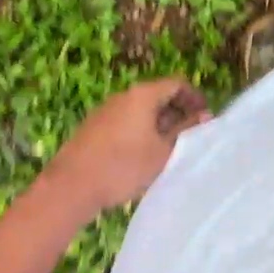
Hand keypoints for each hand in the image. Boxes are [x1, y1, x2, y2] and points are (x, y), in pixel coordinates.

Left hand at [41, 79, 210, 215]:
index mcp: (143, 94)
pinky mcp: (92, 128)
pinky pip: (124, 122)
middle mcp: (124, 96)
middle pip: (158, 96)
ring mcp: (105, 111)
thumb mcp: (163, 151)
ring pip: (140, 111)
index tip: (205, 118)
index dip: (195, 98)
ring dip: (157, 125)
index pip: (177, 84)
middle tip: (187, 137)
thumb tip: (205, 116)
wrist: (68, 188)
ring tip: (165, 150)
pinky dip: (139, 132)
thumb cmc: (123, 166)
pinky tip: (139, 158)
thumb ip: (186, 132)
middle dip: (177, 114)